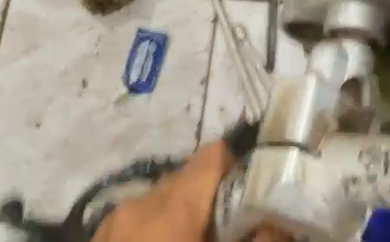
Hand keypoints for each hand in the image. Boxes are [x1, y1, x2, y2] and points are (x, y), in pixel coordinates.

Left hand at [91, 143, 289, 241]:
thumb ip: (260, 241)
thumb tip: (279, 219)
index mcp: (171, 207)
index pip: (215, 156)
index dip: (240, 176)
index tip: (252, 210)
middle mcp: (138, 204)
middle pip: (189, 180)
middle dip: (213, 206)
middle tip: (229, 241)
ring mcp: (110, 226)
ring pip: (162, 204)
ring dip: (183, 224)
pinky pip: (137, 226)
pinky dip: (156, 238)